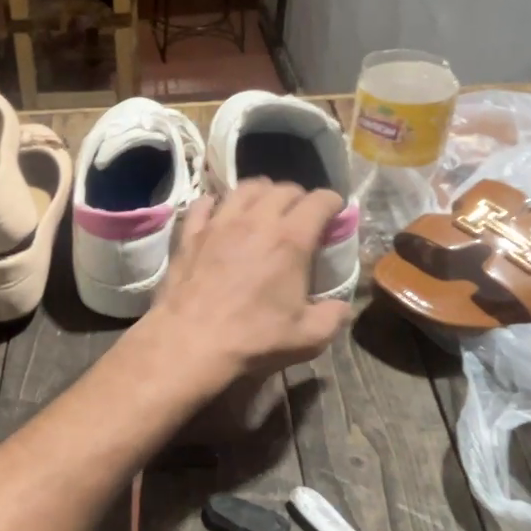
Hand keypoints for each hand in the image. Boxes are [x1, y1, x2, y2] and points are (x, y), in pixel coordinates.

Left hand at [124, 181, 351, 403]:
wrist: (190, 341)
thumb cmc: (252, 338)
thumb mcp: (309, 337)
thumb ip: (333, 316)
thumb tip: (341, 306)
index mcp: (290, 240)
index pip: (319, 201)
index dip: (332, 203)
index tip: (335, 213)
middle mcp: (254, 221)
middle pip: (282, 189)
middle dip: (298, 196)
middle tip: (301, 214)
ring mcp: (217, 224)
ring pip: (243, 189)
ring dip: (260, 192)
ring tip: (264, 207)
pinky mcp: (189, 234)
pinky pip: (202, 204)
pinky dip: (216, 203)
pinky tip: (219, 212)